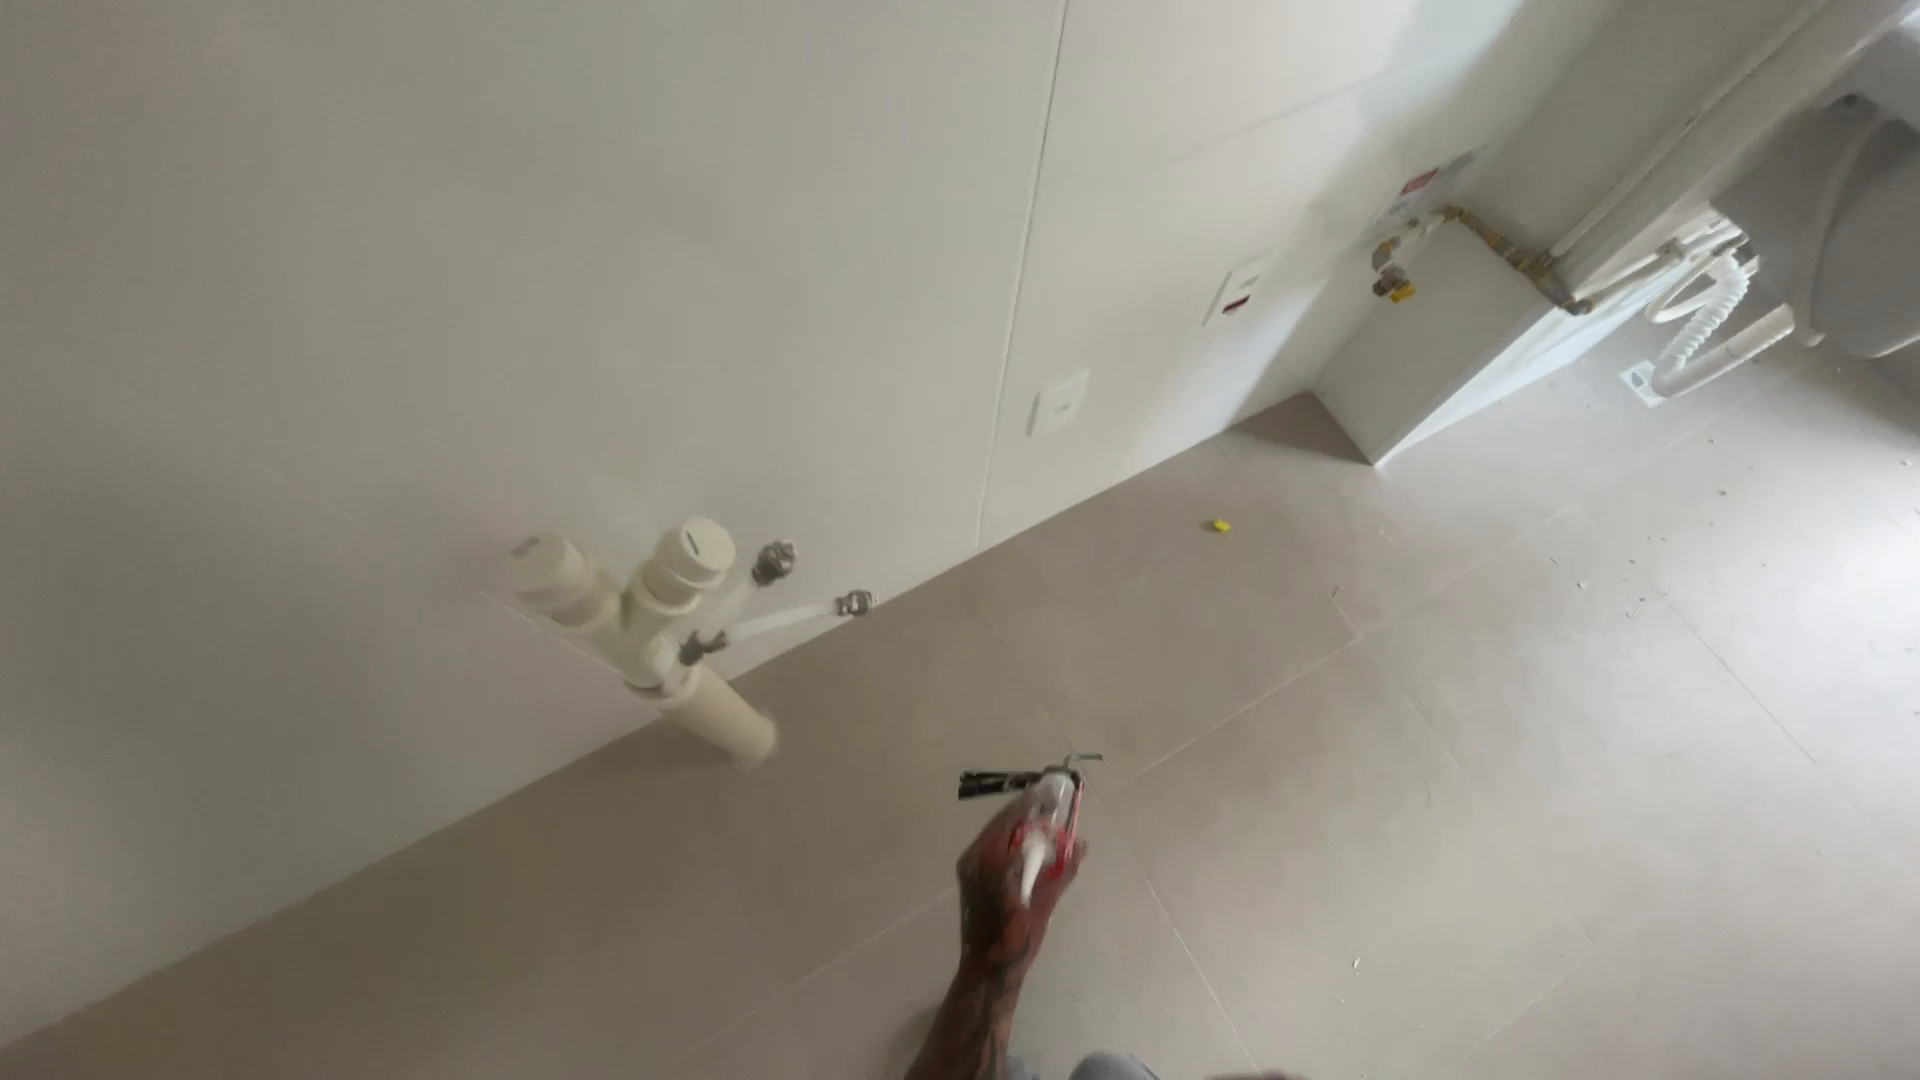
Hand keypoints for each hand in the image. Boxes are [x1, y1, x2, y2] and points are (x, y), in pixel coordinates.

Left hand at [954, 786, 1086, 977]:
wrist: (986, 970)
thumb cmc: (1017, 941)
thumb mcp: (1044, 905)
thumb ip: (1062, 871)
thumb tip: (1082, 845)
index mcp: (993, 861)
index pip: (1013, 818)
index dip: (1033, 802)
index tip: (1052, 792)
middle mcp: (975, 856)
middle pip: (1002, 821)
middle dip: (1026, 809)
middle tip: (1049, 801)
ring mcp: (968, 864)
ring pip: (994, 831)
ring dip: (1016, 821)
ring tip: (1040, 816)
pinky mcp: (967, 872)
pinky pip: (988, 844)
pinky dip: (1006, 836)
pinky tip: (1024, 839)